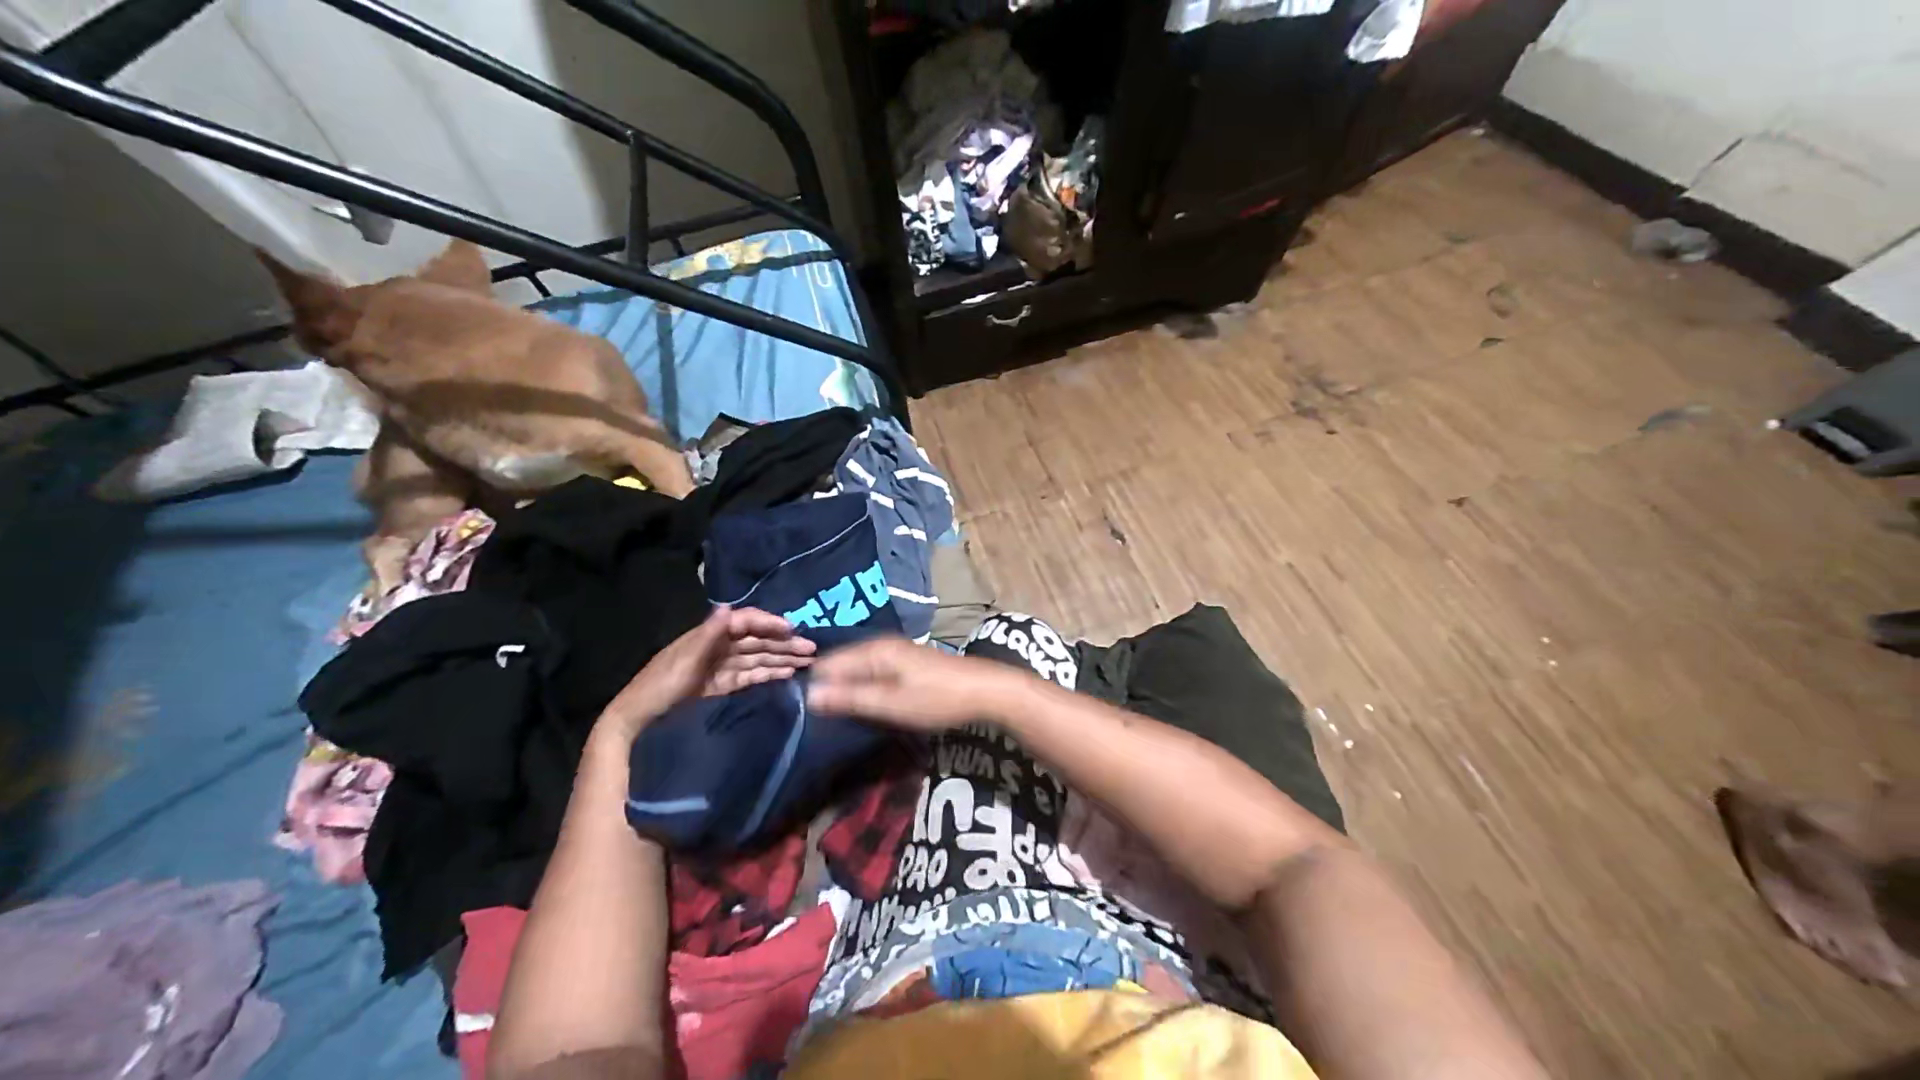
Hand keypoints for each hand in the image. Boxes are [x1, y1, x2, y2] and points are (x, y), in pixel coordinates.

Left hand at [596, 607, 814, 743]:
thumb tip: (728, 608)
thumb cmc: (659, 686)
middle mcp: (718, 646)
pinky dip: (769, 674)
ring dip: (782, 658)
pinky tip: (787, 674)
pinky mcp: (721, 685)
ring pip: (758, 658)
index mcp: (708, 635)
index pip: (745, 622)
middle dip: (784, 643)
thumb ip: (708, 636)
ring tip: (807, 662)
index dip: (768, 623)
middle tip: (812, 649)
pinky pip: (750, 676)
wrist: (637, 718)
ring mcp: (720, 666)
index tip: (792, 629)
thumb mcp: (684, 661)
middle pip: (756, 640)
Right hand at [804, 637, 1024, 732]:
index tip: (799, 711)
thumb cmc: (937, 699)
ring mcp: (894, 652)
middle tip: (813, 717)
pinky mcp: (905, 663)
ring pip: (855, 668)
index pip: (826, 664)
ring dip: (845, 688)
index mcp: (872, 650)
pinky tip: (862, 703)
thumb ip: (851, 699)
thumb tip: (810, 696)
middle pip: (839, 663)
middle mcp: (879, 644)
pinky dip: (862, 686)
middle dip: (826, 686)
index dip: (812, 685)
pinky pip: (871, 671)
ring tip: (833, 714)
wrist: (986, 690)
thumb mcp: (891, 703)